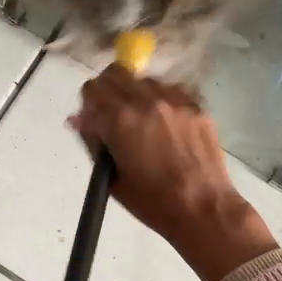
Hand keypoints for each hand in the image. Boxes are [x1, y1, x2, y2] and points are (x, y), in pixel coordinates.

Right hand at [72, 66, 278, 280]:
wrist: (202, 208)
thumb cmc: (152, 201)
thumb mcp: (111, 176)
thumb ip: (93, 141)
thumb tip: (78, 118)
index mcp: (119, 119)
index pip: (92, 88)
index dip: (89, 103)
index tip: (94, 118)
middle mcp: (146, 100)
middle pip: (116, 73)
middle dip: (109, 90)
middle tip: (114, 114)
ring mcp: (175, 99)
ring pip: (145, 79)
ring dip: (137, 93)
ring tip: (145, 120)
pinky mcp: (196, 105)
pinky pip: (171, 89)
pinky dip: (162, 99)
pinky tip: (167, 123)